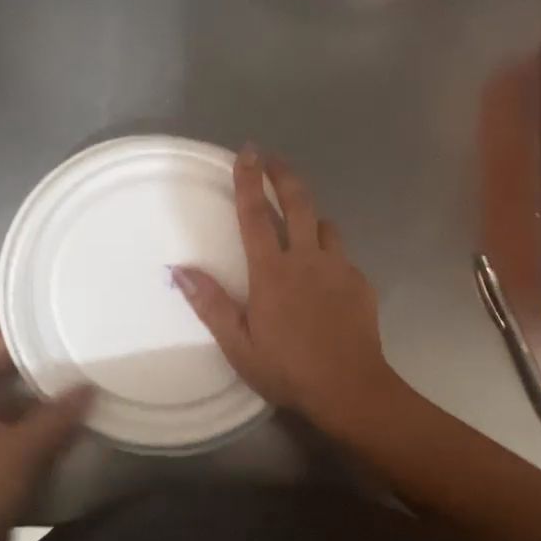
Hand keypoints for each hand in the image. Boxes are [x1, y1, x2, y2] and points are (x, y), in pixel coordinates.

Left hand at [0, 332, 92, 540]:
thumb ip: (57, 416)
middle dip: (30, 367)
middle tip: (71, 361)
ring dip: (37, 398)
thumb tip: (89, 386)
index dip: (7, 338)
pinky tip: (66, 428)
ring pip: (5, 405)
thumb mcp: (21, 451)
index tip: (48, 338)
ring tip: (76, 390)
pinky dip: (36, 426)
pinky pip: (11, 432)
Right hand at [174, 146, 403, 438]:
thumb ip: (211, 304)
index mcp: (272, 272)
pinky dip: (330, 255)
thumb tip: (179, 269)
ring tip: (302, 224)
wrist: (351, 388)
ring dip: (312, 218)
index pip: (256, 215)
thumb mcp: (239, 346)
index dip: (249, 181)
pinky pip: (343, 257)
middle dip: (284, 176)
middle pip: (298, 203)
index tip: (246, 152)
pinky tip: (326, 278)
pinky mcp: (361, 283)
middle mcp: (307, 259)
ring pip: (326, 226)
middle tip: (273, 158)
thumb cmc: (288, 370)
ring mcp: (339, 268)